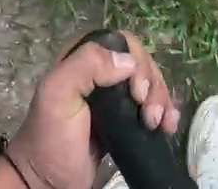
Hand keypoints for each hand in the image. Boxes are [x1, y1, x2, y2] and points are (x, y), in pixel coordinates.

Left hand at [0, 31, 179, 188]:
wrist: (47, 184)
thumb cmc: (51, 137)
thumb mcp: (58, 93)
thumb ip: (87, 65)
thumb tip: (129, 62)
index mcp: (81, 57)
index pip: (121, 42)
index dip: (136, 61)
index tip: (137, 93)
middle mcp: (99, 71)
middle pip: (140, 62)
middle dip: (152, 85)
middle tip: (151, 115)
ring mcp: (112, 97)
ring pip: (148, 83)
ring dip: (161, 100)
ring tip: (160, 125)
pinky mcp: (123, 120)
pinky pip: (149, 106)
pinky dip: (164, 111)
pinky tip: (169, 125)